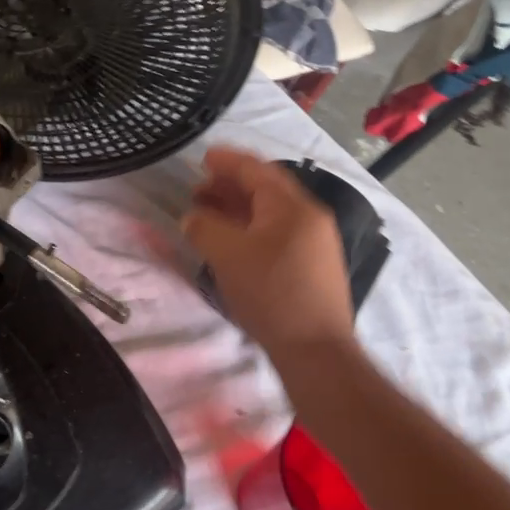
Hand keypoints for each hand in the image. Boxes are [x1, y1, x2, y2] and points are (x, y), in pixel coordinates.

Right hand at [185, 148, 354, 359]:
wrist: (316, 351)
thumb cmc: (271, 292)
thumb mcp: (227, 254)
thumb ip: (204, 226)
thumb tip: (193, 217)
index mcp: (293, 206)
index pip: (256, 170)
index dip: (227, 161)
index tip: (202, 158)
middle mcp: (310, 217)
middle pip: (266, 188)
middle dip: (230, 185)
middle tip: (199, 190)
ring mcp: (316, 243)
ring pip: (271, 212)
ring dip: (238, 208)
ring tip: (209, 216)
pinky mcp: (313, 267)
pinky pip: (277, 232)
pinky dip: (251, 227)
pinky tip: (232, 242)